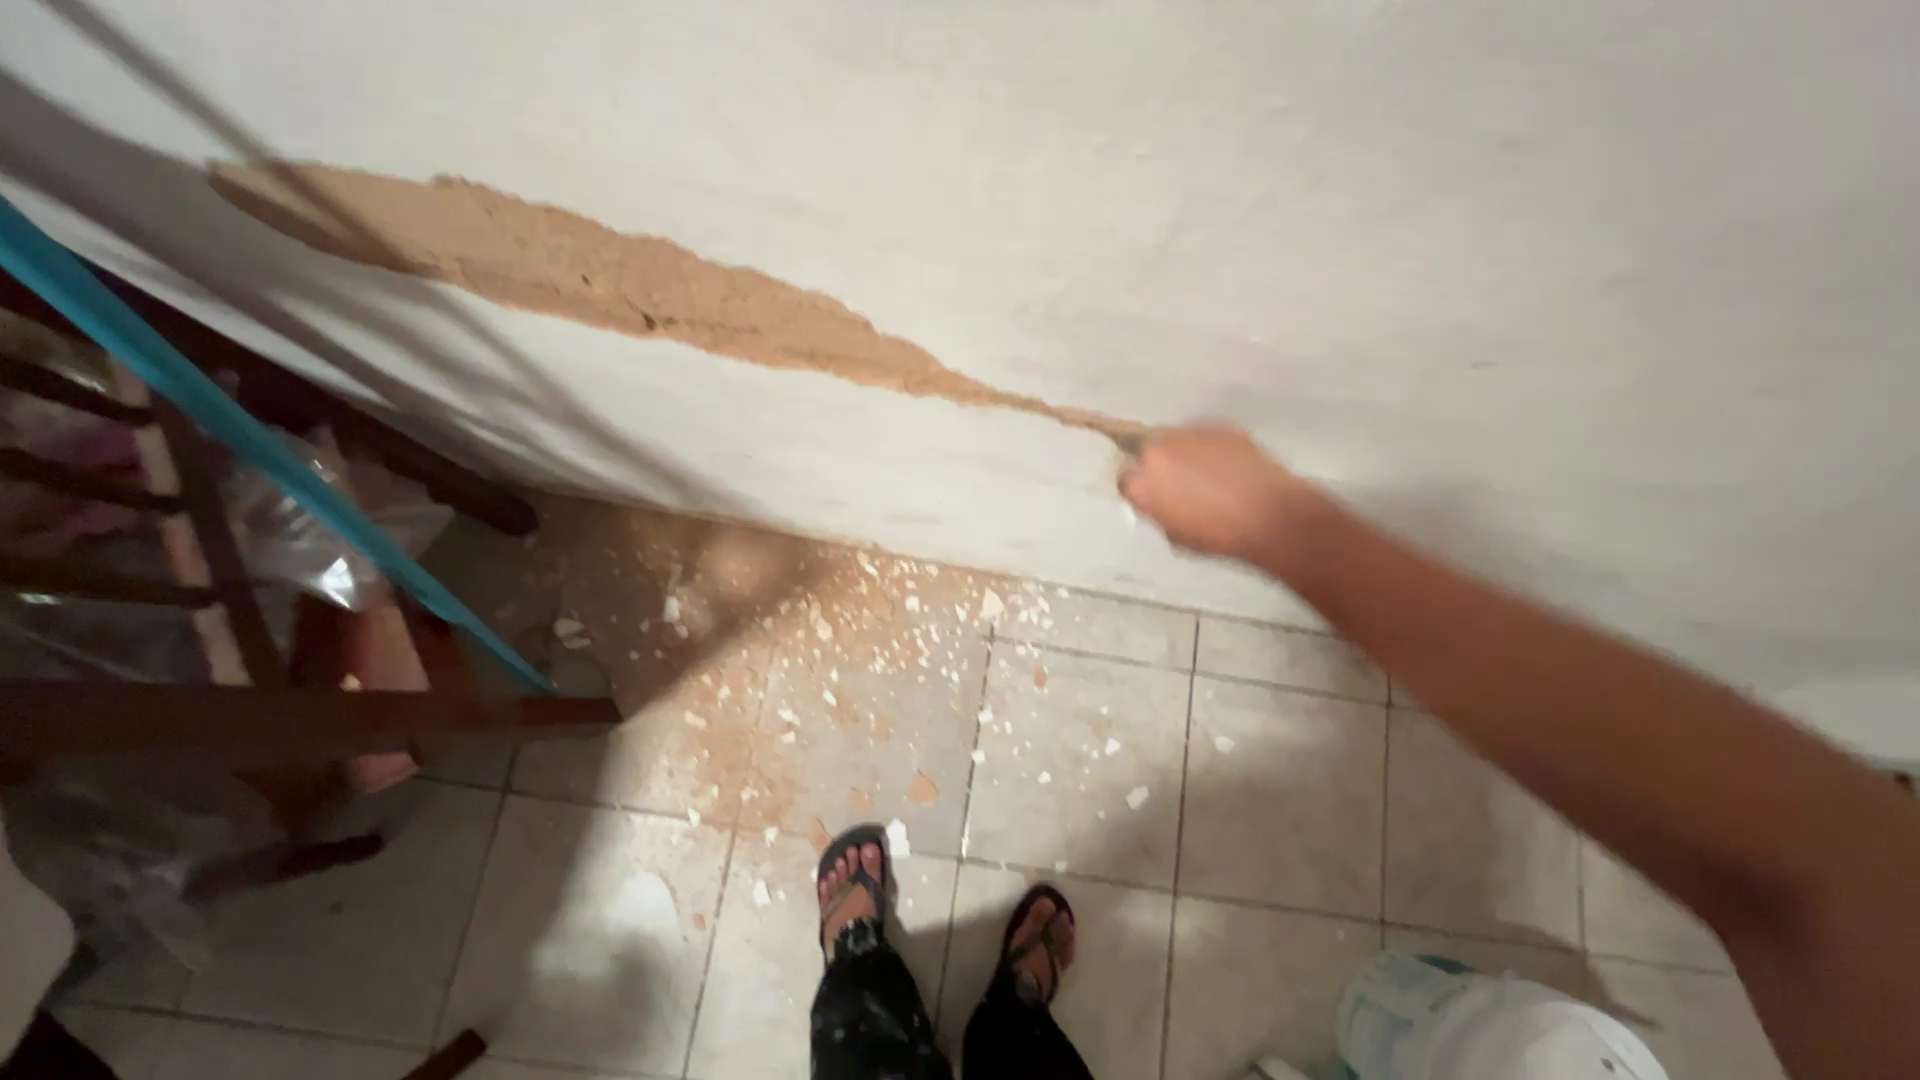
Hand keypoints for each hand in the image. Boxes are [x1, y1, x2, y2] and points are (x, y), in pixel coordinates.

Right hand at [1118, 425, 1306, 559]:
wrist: (1270, 515)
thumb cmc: (1218, 535)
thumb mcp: (1174, 533)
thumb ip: (1157, 510)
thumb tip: (1159, 500)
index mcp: (1141, 482)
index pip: (1124, 478)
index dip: (1139, 488)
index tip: (1152, 496)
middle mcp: (1157, 450)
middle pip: (1146, 451)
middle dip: (1157, 464)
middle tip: (1176, 482)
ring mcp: (1189, 434)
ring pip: (1175, 440)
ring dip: (1182, 453)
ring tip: (1204, 473)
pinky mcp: (1218, 426)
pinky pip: (1204, 437)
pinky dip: (1209, 449)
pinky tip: (1227, 467)